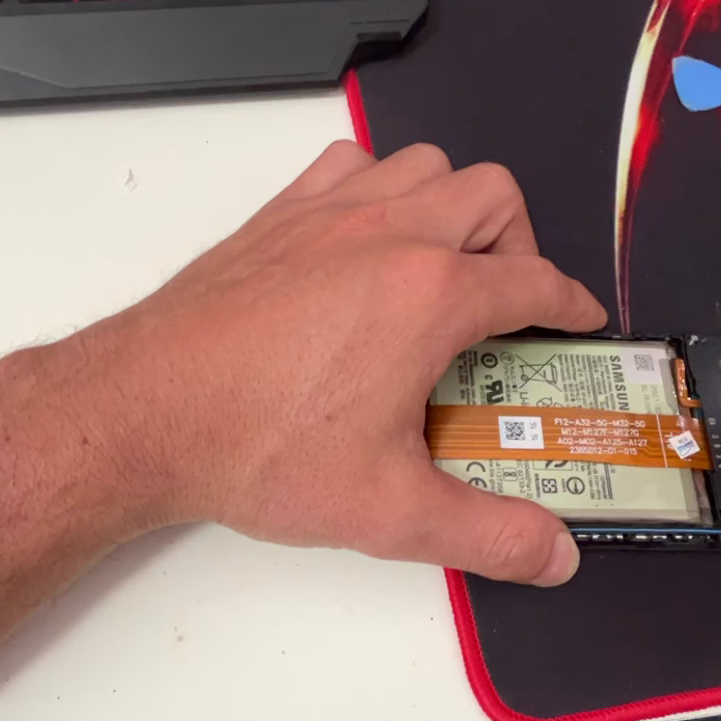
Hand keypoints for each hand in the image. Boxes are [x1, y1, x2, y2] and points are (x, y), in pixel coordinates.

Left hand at [77, 141, 606, 585]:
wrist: (144, 412)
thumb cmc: (259, 449)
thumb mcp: (389, 511)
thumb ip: (488, 535)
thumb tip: (554, 555)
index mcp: (430, 294)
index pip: (534, 282)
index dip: (569, 302)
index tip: (576, 319)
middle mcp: (387, 233)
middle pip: (494, 197)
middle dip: (521, 242)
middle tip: (508, 301)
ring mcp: (327, 214)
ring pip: (425, 165)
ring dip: (455, 205)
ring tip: (446, 264)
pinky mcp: (277, 217)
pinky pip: (350, 164)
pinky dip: (380, 186)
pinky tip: (367, 237)